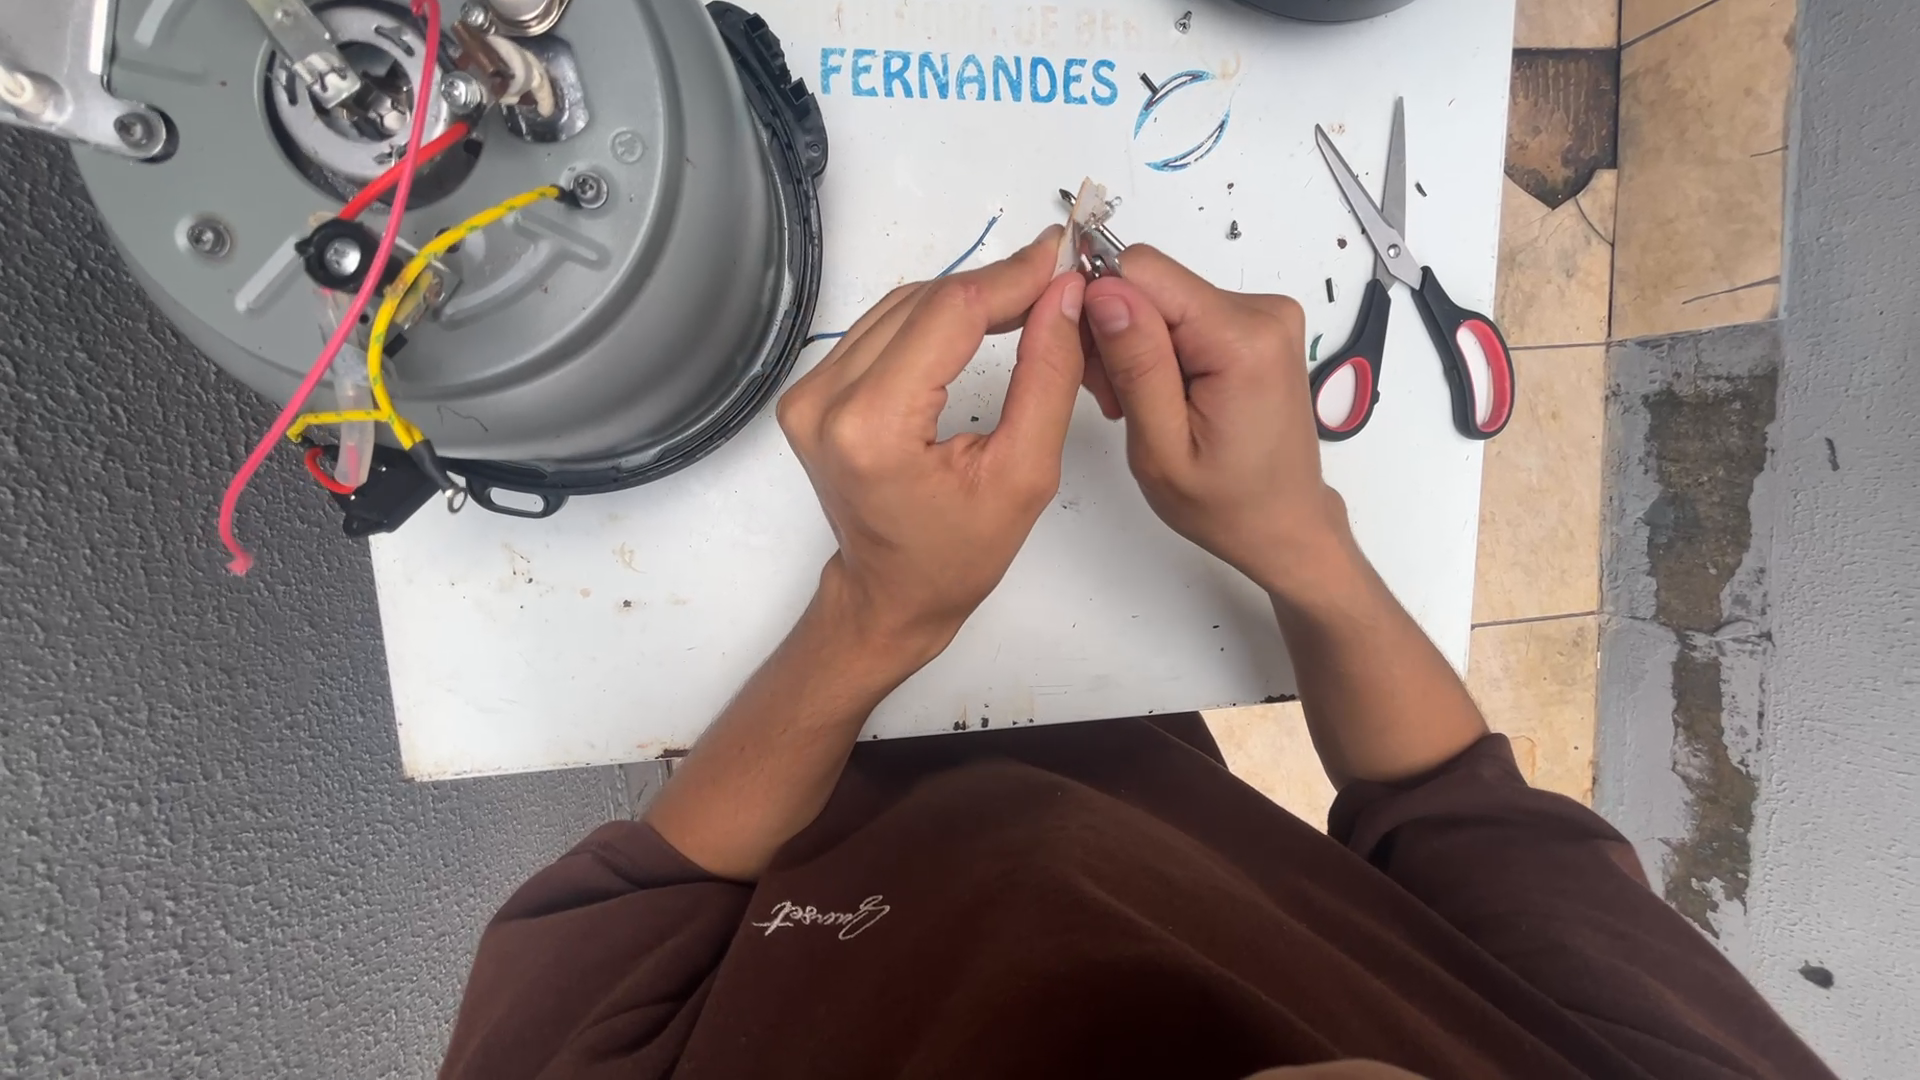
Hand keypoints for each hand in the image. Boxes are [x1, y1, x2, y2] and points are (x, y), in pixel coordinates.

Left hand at [778, 228, 1085, 660]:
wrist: (890, 594)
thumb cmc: (953, 558)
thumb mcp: (1023, 475)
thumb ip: (1048, 378)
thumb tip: (1064, 297)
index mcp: (872, 428)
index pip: (949, 313)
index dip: (1012, 278)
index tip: (1060, 258)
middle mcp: (824, 402)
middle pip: (924, 302)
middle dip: (996, 286)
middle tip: (1054, 281)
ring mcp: (808, 395)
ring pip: (901, 308)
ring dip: (965, 299)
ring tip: (1025, 302)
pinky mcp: (811, 394)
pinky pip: (880, 330)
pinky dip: (932, 319)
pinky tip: (974, 323)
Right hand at [1079, 246, 1355, 600]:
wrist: (1280, 522)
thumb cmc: (1226, 502)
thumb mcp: (1161, 448)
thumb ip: (1136, 365)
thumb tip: (1103, 293)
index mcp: (1243, 341)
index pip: (1143, 270)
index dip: (1099, 306)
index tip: (1090, 363)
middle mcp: (1263, 312)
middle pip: (1151, 282)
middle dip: (1114, 333)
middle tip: (1113, 398)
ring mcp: (1262, 315)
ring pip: (1160, 298)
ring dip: (1132, 346)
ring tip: (1137, 404)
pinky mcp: (1253, 325)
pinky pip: (1182, 312)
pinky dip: (1157, 349)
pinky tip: (1157, 393)